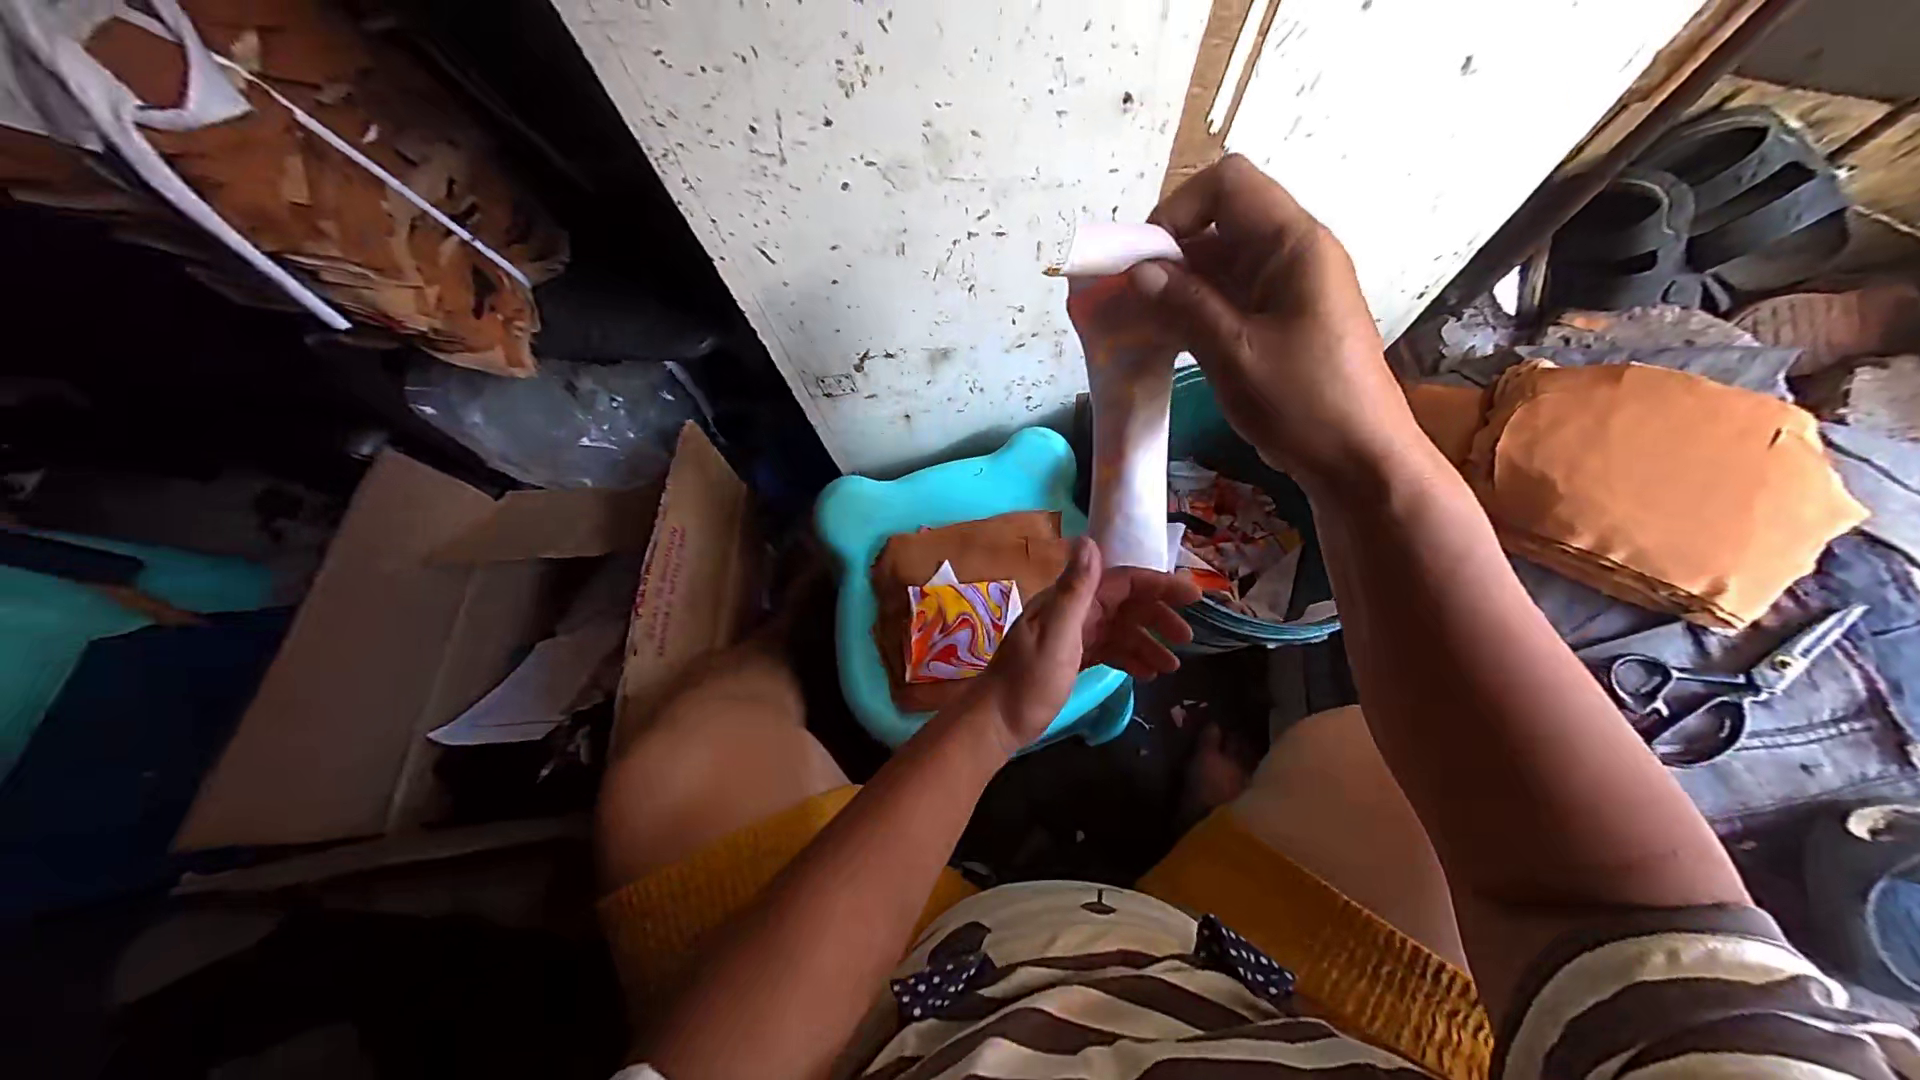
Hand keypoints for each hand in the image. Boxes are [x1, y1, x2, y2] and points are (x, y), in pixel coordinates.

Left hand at [971, 537, 1200, 752]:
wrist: (997, 721)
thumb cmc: (1027, 679)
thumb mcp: (1056, 634)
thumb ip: (1075, 590)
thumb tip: (1088, 540)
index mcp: (1070, 601)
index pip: (1122, 581)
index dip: (1158, 584)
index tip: (1193, 595)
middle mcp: (1074, 612)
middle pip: (1125, 604)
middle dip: (1158, 616)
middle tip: (1186, 637)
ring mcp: (1073, 635)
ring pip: (1120, 630)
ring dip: (1148, 643)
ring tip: (1172, 665)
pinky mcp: (1073, 658)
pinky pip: (1110, 650)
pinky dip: (1130, 658)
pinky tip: (1148, 674)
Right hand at [1126, 155, 1415, 487]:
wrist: (1359, 458)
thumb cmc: (1304, 403)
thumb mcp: (1234, 353)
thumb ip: (1186, 305)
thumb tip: (1140, 271)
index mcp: (1293, 245)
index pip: (1228, 185)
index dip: (1178, 210)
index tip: (1145, 261)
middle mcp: (1294, 253)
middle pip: (1221, 222)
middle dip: (1170, 252)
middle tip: (1132, 299)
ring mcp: (1290, 287)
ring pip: (1222, 262)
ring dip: (1180, 285)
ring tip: (1143, 322)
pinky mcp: (1283, 318)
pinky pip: (1232, 295)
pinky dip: (1197, 308)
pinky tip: (1171, 338)